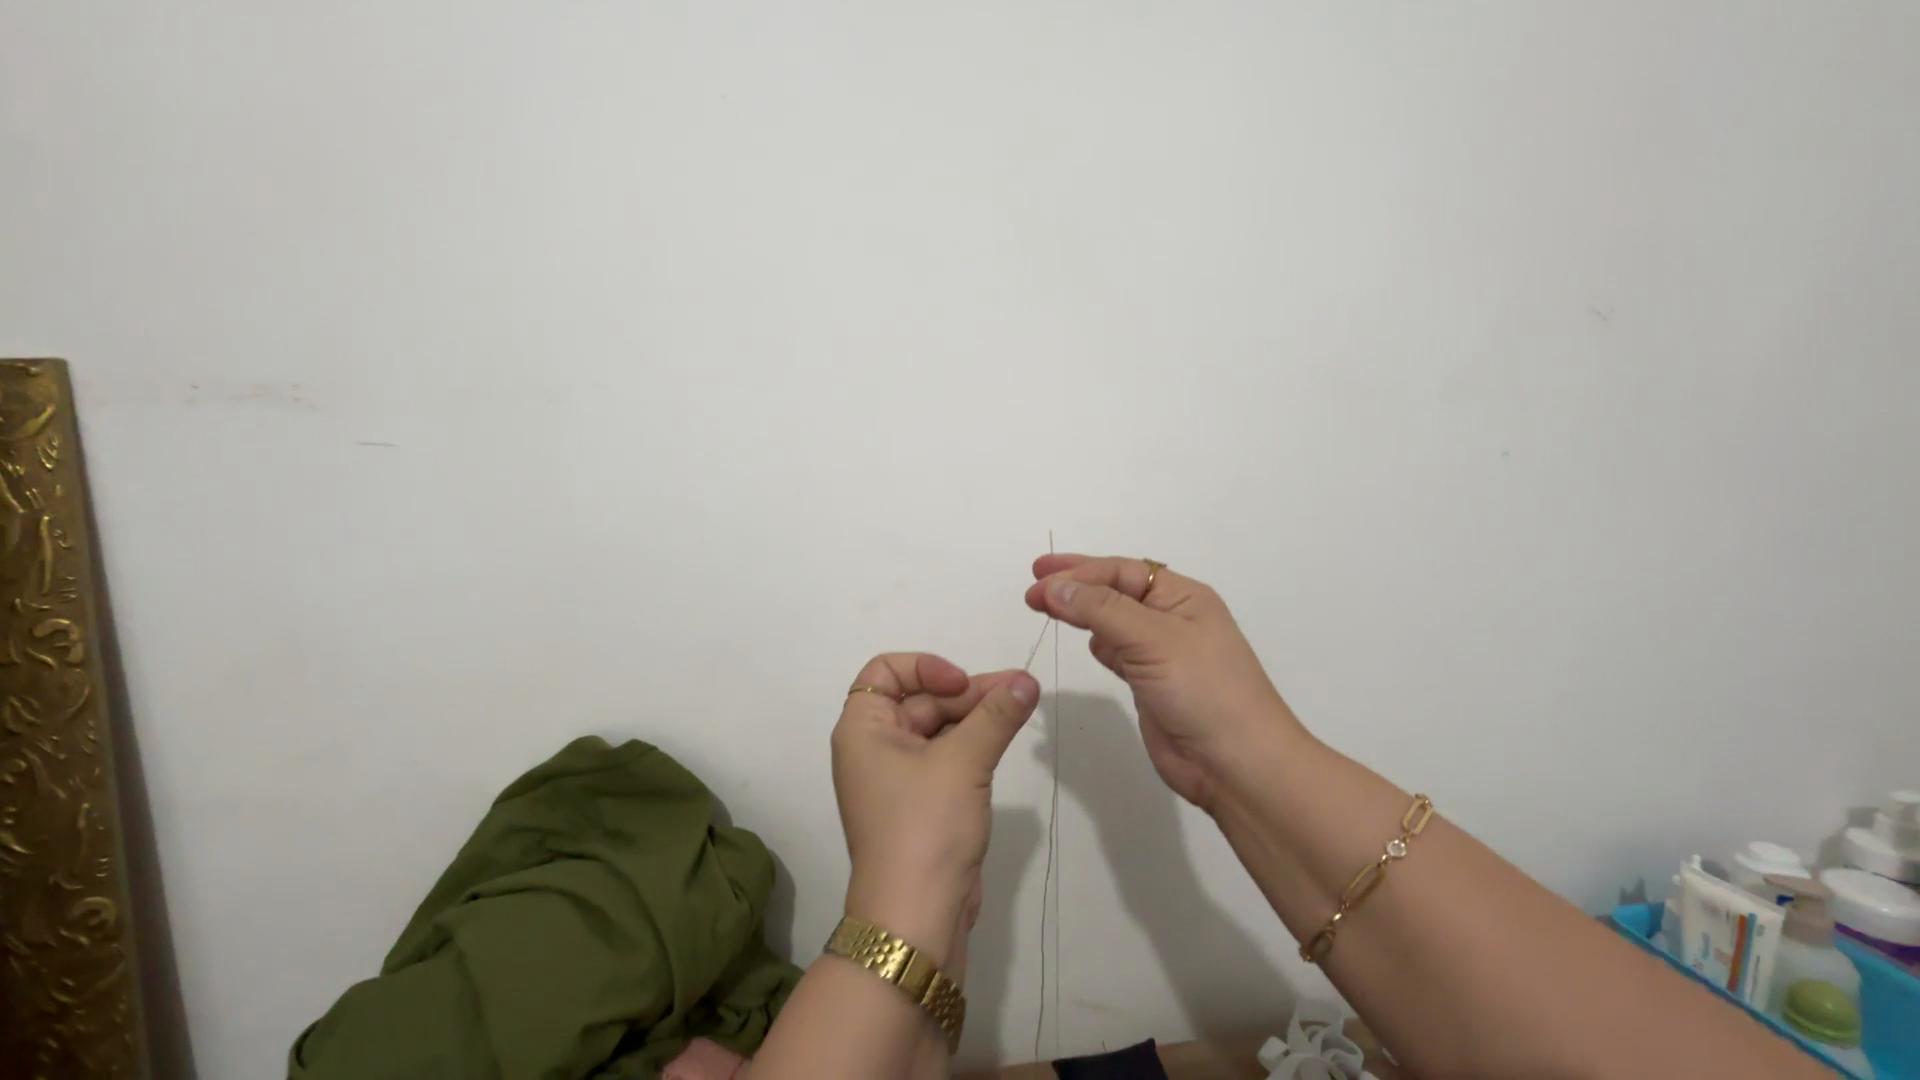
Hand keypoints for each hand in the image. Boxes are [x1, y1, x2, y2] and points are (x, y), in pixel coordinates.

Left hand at [831, 653, 1038, 968]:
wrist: (915, 916)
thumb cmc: (925, 825)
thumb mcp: (963, 761)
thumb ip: (995, 715)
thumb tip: (1026, 680)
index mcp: (862, 729)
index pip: (885, 672)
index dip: (925, 668)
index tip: (962, 685)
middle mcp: (874, 748)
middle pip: (920, 700)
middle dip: (968, 693)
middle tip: (1019, 690)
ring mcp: (898, 779)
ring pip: (938, 730)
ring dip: (977, 717)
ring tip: (1023, 706)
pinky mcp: (922, 804)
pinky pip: (946, 759)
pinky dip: (973, 745)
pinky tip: (1006, 740)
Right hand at [1024, 555, 1306, 811]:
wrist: (1236, 764)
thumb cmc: (1203, 690)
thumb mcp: (1153, 639)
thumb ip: (1101, 610)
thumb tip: (1054, 587)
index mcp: (1183, 597)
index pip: (1121, 571)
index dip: (1078, 571)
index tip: (1037, 581)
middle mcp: (1172, 619)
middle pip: (1114, 590)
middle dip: (1075, 585)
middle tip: (1033, 585)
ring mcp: (1161, 654)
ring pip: (1113, 621)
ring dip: (1083, 613)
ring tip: (1047, 607)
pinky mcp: (1150, 685)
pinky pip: (1117, 653)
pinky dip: (1098, 644)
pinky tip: (1085, 644)